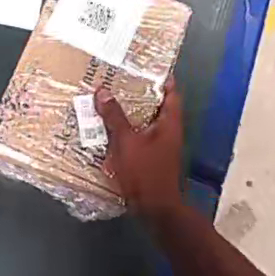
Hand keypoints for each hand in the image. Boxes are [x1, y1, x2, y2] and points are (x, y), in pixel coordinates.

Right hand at [95, 79, 185, 222]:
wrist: (155, 209)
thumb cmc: (145, 172)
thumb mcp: (126, 142)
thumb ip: (114, 117)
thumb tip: (103, 91)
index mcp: (170, 123)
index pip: (171, 92)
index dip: (161, 78)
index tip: (145, 67)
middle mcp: (170, 132)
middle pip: (158, 107)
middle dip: (140, 94)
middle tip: (120, 81)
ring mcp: (163, 147)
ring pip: (147, 123)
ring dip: (132, 114)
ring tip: (110, 102)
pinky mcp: (153, 160)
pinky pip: (140, 138)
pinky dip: (128, 132)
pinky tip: (110, 132)